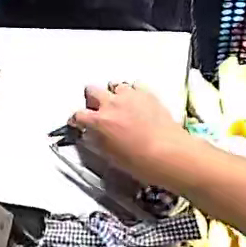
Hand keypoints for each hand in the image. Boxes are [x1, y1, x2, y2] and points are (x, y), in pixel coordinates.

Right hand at [70, 82, 197, 185]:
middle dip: (92, 99)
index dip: (76, 119)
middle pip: (92, 90)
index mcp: (99, 121)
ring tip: (120, 104)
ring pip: (115, 85)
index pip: (78, 115)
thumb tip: (93, 134)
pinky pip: (135, 86)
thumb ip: (98, 140)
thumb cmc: (139, 161)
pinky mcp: (147, 93)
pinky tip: (137, 102)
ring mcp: (130, 96)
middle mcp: (111, 103)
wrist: (168, 153)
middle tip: (98, 109)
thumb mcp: (110, 156)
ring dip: (114, 93)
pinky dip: (133, 92)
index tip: (78, 123)